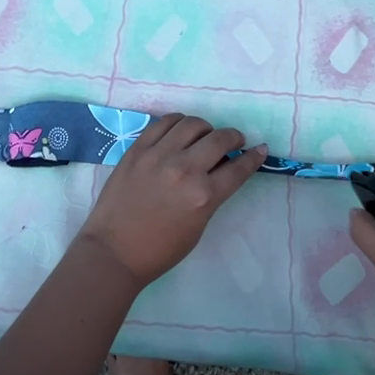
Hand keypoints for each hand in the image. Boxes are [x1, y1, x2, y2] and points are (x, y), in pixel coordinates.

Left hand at [75, 113, 266, 285]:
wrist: (114, 251)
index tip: (260, 149)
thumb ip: (212, 194)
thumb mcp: (198, 226)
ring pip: (192, 124)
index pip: (237, 168)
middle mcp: (184, 170)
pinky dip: (178, 122)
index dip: (253, 157)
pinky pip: (164, 122)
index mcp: (203, 196)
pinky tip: (181, 130)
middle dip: (233, 136)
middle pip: (218, 139)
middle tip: (234, 139)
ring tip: (205, 135)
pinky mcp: (138, 148)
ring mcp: (158, 155)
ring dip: (206, 127)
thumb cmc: (160, 249)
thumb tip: (222, 168)